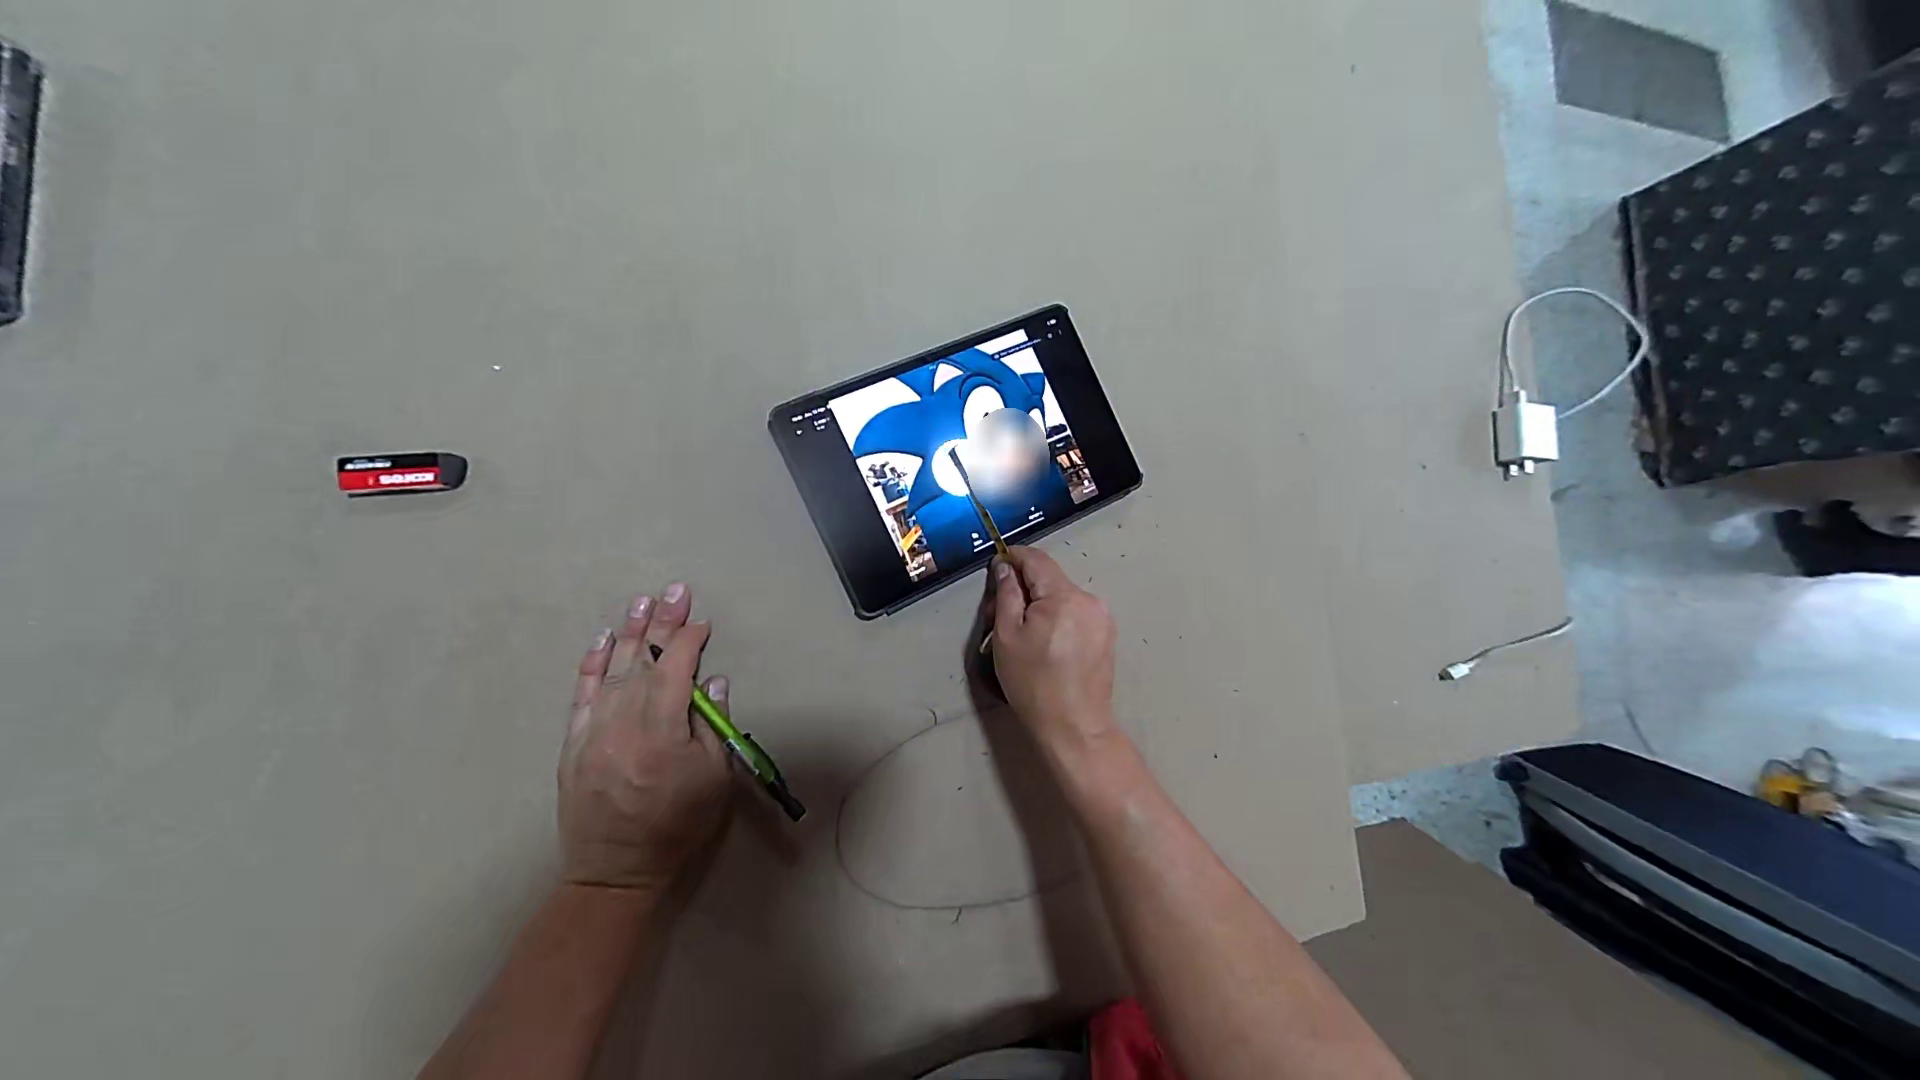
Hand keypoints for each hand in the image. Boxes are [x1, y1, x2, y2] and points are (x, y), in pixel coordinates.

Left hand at [559, 582, 732, 891]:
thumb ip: (712, 725)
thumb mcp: (715, 779)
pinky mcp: (574, 743)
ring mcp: (594, 731)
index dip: (690, 642)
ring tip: (643, 602)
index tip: (702, 623)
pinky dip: (592, 664)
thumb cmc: (678, 824)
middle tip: (675, 590)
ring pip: (613, 670)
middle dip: (663, 623)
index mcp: (662, 732)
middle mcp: (624, 723)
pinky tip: (604, 639)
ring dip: (631, 632)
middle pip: (645, 661)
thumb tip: (711, 681)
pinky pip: (582, 694)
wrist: (616, 870)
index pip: (676, 671)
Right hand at [989, 548, 1119, 754]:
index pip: (1036, 559)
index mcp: (1064, 597)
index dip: (1013, 556)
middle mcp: (1089, 600)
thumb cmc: (1034, 684)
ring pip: (1062, 596)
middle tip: (998, 614)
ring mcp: (1101, 617)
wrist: (1074, 726)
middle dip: (1023, 588)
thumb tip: (1005, 567)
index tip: (996, 564)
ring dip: (1040, 604)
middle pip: (1050, 579)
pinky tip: (1044, 643)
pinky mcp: (1106, 634)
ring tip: (1021, 634)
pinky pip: (1076, 612)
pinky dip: (1057, 617)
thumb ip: (1006, 594)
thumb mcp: (1007, 636)